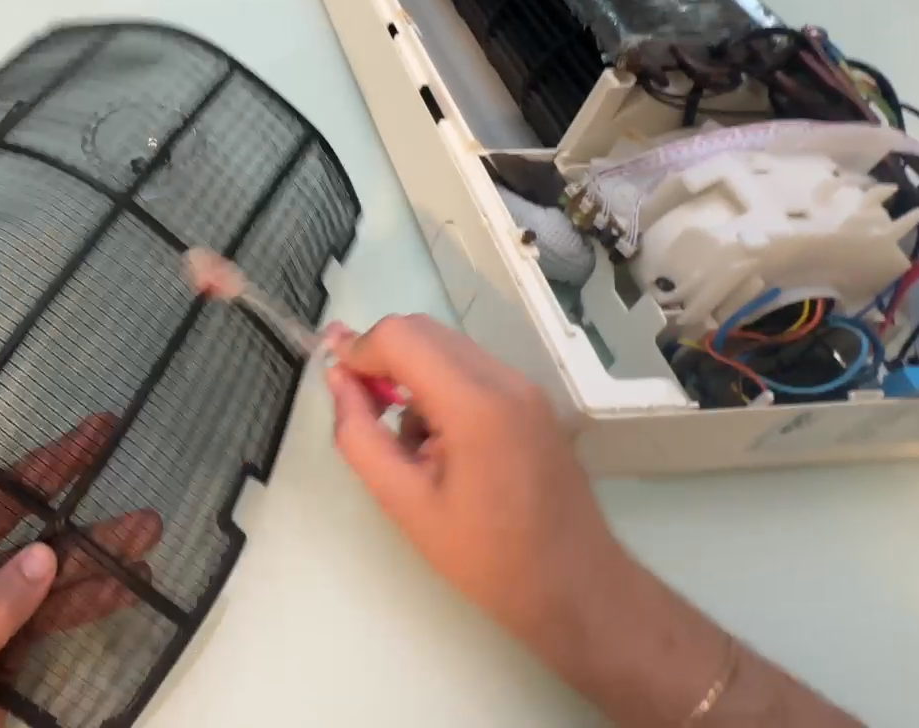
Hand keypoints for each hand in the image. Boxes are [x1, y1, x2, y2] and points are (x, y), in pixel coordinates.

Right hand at [323, 315, 621, 632]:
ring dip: (407, 370)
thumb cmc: (487, 557)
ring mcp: (523, 385)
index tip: (338, 382)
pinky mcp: (531, 397)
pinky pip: (466, 365)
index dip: (358, 349)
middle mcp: (504, 380)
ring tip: (403, 435)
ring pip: (442, 343)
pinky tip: (438, 439)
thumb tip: (338, 379)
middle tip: (361, 404)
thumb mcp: (404, 503)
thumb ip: (359, 435)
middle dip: (380, 356)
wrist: (580, 590)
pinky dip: (436, 382)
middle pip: (420, 329)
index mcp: (475, 405)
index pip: (399, 336)